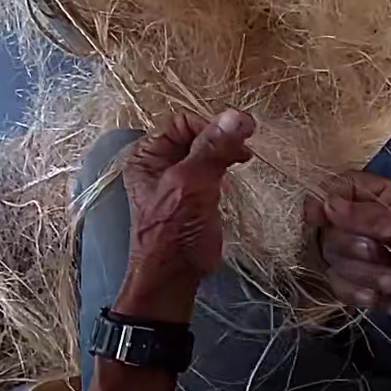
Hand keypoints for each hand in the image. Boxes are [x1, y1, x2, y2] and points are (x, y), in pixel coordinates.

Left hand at [115, 109, 256, 321]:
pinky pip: (211, 170)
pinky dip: (225, 168)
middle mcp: (159, 164)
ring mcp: (177, 180)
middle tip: (243, 151)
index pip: (181, 123)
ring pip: (206, 153)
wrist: (175, 274)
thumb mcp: (191, 183)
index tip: (233, 140)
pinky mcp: (194, 195)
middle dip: (219, 140)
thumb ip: (213, 149)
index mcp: (147, 156)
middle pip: (195, 136)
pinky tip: (235, 175)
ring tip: (242, 161)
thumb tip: (238, 116)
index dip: (208, 127)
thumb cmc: (174, 229)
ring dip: (225, 153)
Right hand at [305, 171, 390, 356]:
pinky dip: (355, 291)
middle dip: (351, 245)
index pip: (346, 187)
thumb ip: (369, 215)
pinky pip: (336, 282)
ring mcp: (366, 255)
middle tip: (377, 254)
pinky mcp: (362, 282)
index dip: (327, 198)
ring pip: (332, 255)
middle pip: (332, 224)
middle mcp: (374, 223)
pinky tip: (378, 298)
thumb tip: (326, 203)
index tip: (316, 215)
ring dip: (360, 272)